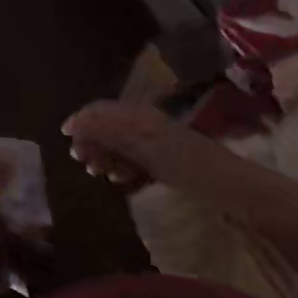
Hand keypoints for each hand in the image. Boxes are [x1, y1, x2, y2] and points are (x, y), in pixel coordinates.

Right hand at [61, 100, 183, 187]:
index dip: (81, 119)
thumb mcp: (142, 146)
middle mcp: (146, 124)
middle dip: (91, 142)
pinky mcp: (167, 162)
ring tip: (96, 172)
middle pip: (108, 128)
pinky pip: (136, 161)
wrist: (231, 188)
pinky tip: (121, 180)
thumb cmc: (185, 164)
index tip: (65, 135)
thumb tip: (77, 124)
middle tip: (80, 161)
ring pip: (120, 146)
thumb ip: (108, 132)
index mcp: (139, 115)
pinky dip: (124, 168)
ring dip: (105, 157)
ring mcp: (157, 144)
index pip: (101, 109)